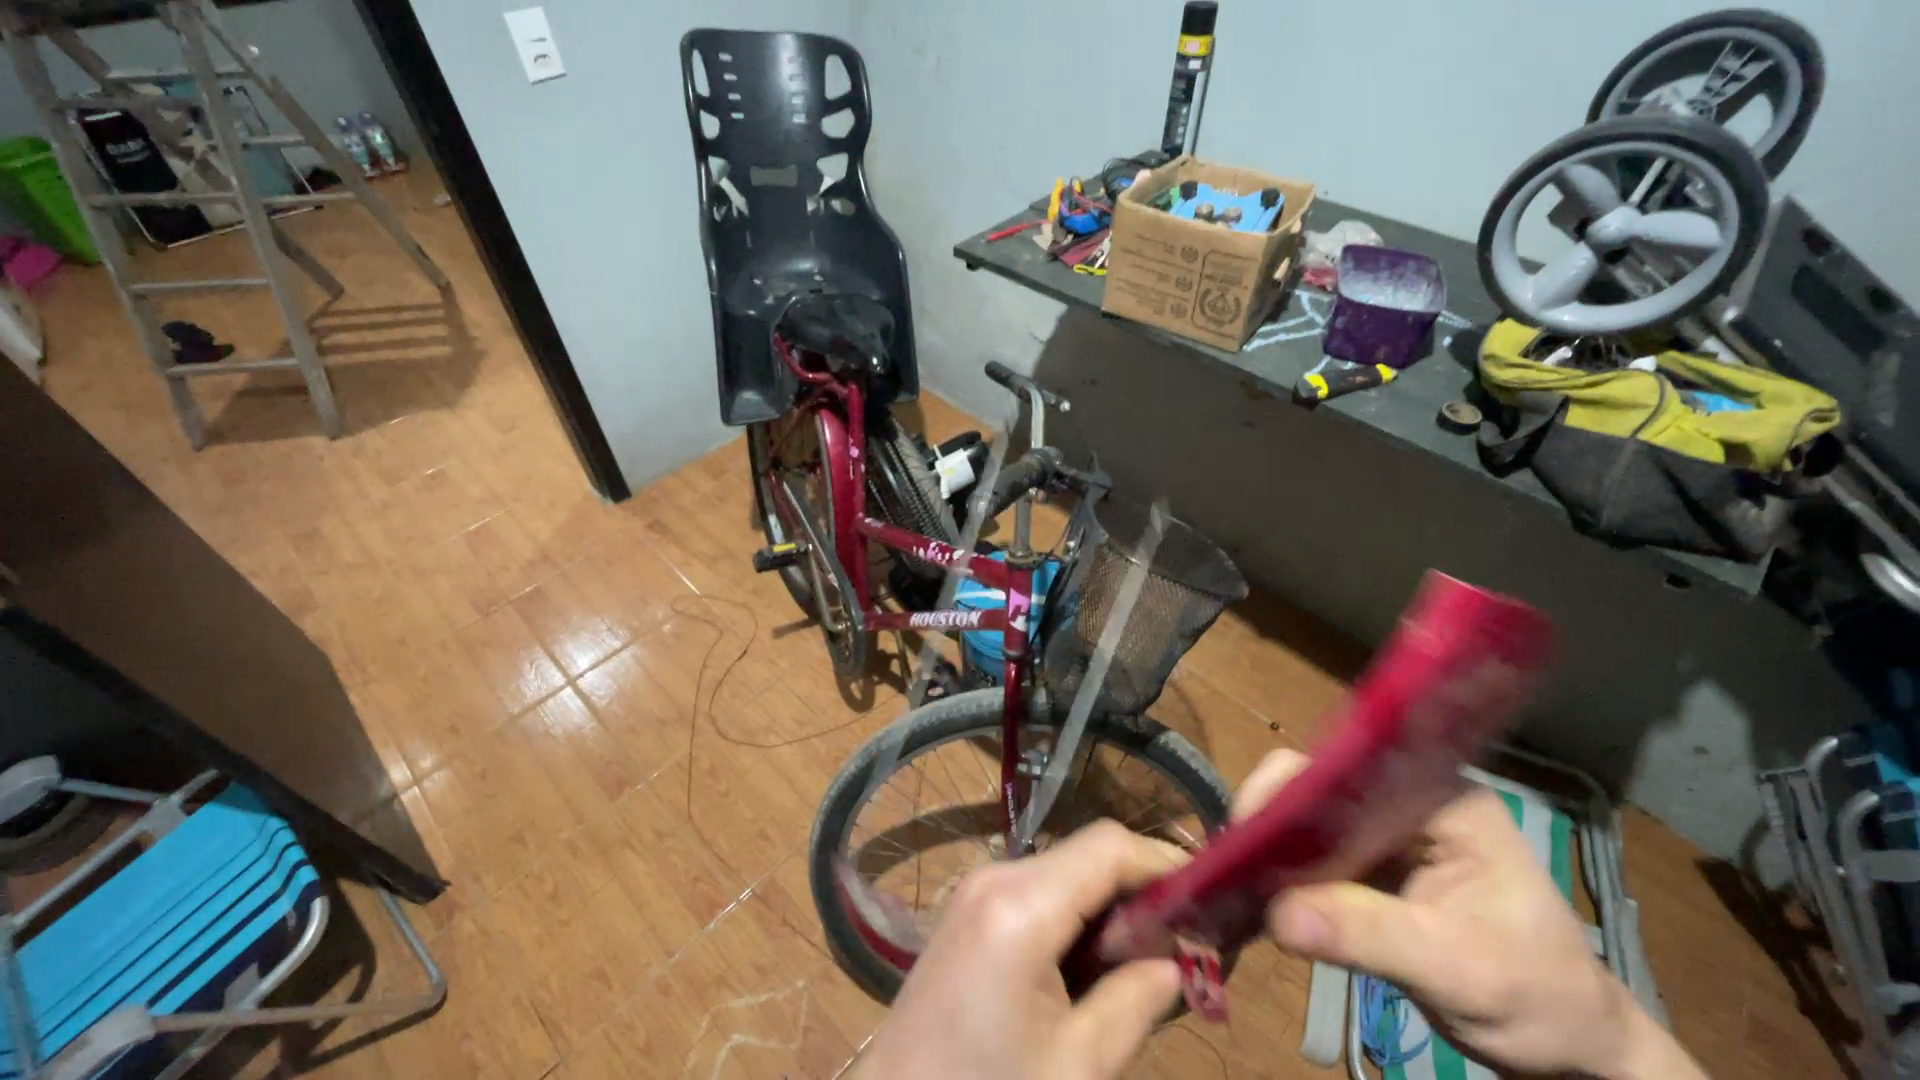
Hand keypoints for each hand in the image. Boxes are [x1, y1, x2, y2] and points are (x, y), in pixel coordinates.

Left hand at [851, 820, 1186, 1079]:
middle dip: (1142, 889)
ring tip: (1148, 960)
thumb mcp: (1076, 1065)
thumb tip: (1180, 962)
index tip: (1211, 902)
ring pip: (1065, 871)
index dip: (1165, 863)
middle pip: (1088, 854)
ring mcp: (975, 891)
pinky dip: (1076, 914)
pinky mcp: (967, 912)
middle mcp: (995, 878)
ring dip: (1110, 904)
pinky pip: (1037, 891)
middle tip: (1187, 943)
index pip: (1109, 846)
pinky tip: (1094, 965)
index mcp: (1021, 906)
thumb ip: (1137, 1002)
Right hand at [1239, 750, 1705, 1079]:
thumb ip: (1371, 935)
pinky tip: (1253, 899)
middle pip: (1318, 789)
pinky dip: (1281, 878)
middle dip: (1268, 822)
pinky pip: (1311, 859)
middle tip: (1226, 866)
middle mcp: (1407, 802)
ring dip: (1268, 852)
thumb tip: (1277, 913)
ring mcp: (1386, 835)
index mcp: (1442, 799)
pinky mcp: (1369, 868)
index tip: (1243, 830)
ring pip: (1306, 824)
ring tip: (1230, 884)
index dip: (1289, 789)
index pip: (1350, 768)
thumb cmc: (1538, 998)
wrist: (1570, 1046)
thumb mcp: (1461, 969)